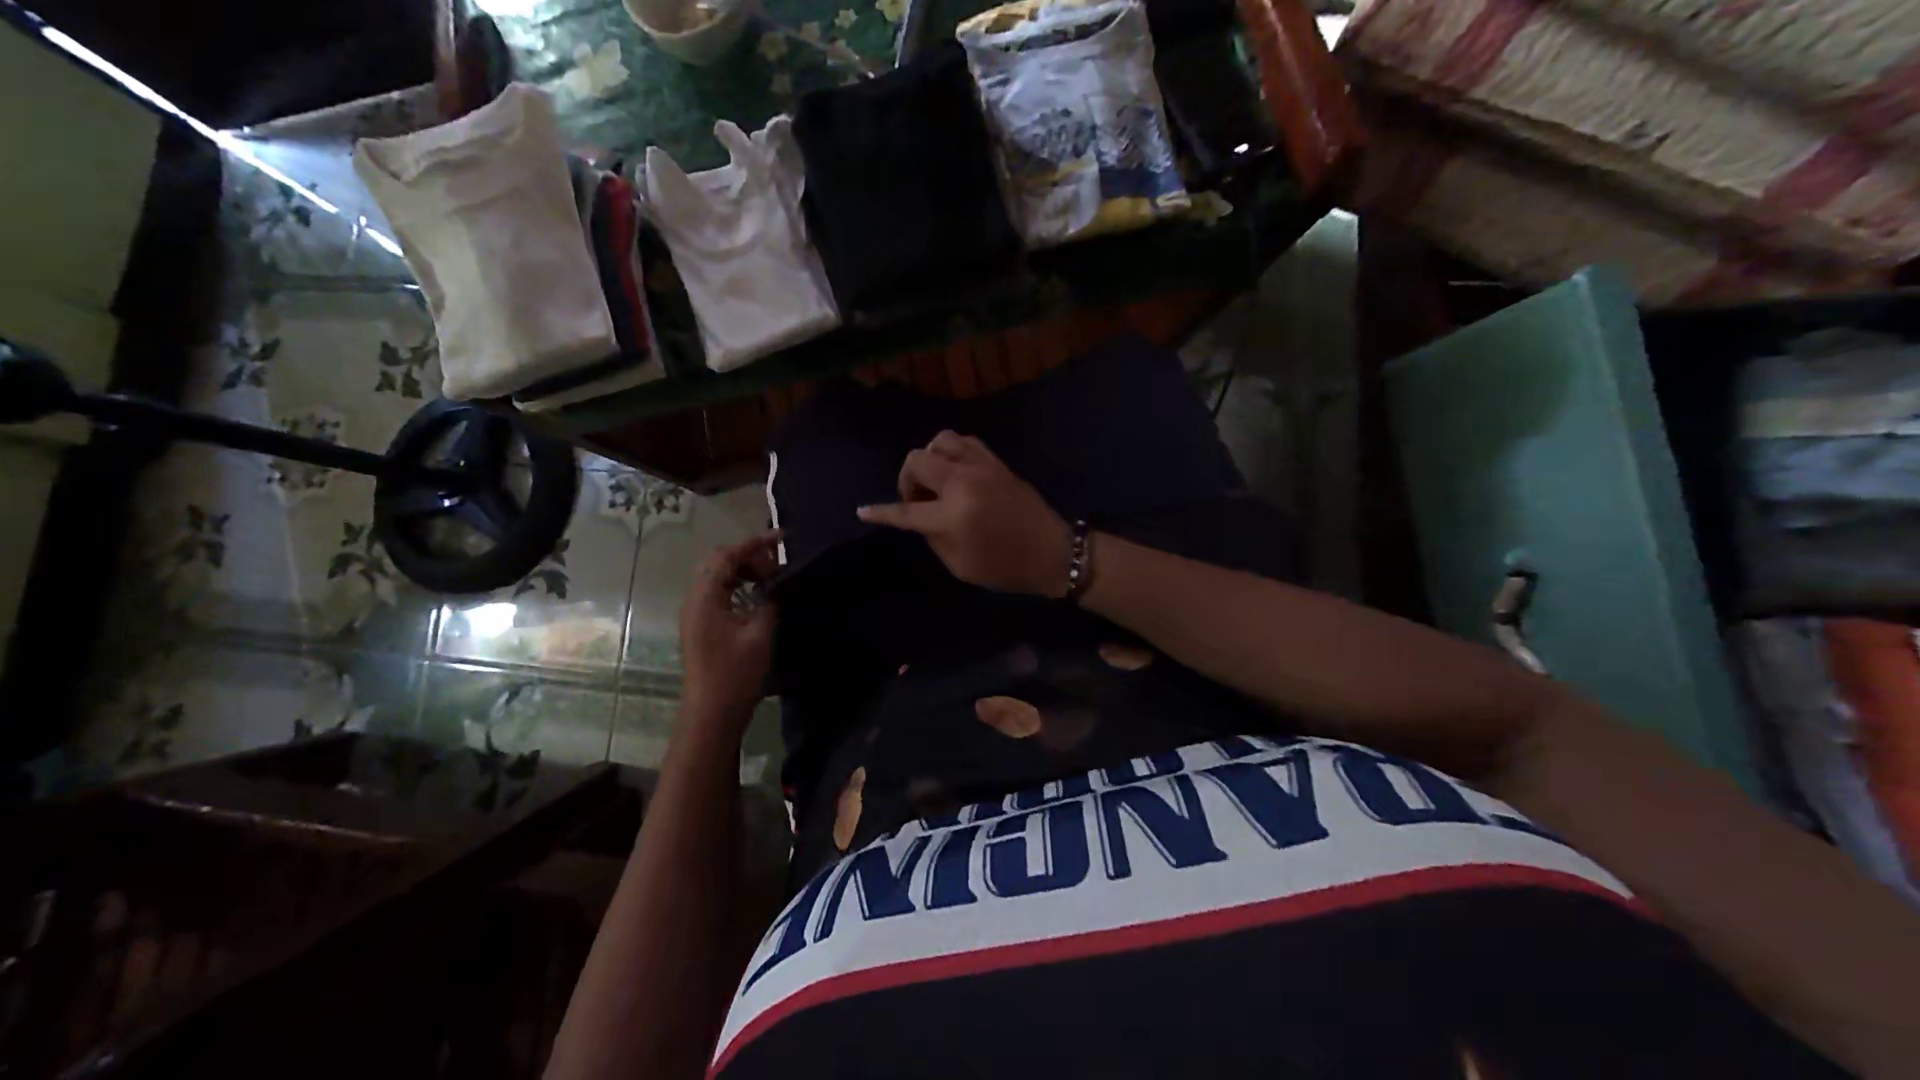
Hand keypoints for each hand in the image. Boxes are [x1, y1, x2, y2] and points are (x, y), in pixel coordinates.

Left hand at [679, 530, 780, 724]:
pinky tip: (759, 597)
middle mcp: (695, 599)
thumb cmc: (736, 674)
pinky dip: (739, 586)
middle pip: (718, 561)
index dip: (755, 543)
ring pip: (718, 576)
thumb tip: (780, 583)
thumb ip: (771, 601)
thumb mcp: (760, 634)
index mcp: (705, 597)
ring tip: (773, 579)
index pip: (728, 555)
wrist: (711, 713)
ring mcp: (696, 613)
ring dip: (744, 571)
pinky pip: (719, 592)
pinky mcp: (702, 625)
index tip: (782, 538)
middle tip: (778, 564)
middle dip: (748, 556)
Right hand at [856, 431, 1070, 597]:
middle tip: (916, 501)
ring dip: (929, 458)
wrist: (1052, 552)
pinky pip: (965, 441)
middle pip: (917, 460)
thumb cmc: (1005, 568)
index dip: (880, 513)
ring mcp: (982, 467)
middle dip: (907, 479)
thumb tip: (919, 517)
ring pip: (940, 440)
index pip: (905, 511)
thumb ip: (932, 537)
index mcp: (953, 515)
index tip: (863, 511)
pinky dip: (951, 451)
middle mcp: (964, 482)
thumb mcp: (960, 565)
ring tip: (935, 480)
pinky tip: (954, 470)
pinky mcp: (996, 462)